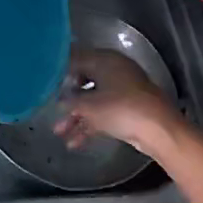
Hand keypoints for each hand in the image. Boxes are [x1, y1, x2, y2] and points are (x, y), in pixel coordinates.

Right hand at [54, 48, 180, 154]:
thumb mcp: (88, 105)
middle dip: (67, 99)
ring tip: (59, 133)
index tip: (45, 84)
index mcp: (105, 60)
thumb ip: (70, 101)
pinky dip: (90, 125)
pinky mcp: (128, 109)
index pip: (76, 59)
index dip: (59, 72)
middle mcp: (114, 71)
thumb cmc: (120, 108)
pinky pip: (103, 113)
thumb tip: (60, 100)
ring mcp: (122, 90)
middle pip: (84, 81)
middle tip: (52, 110)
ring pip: (93, 101)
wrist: (157, 128)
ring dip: (76, 117)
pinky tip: (74, 143)